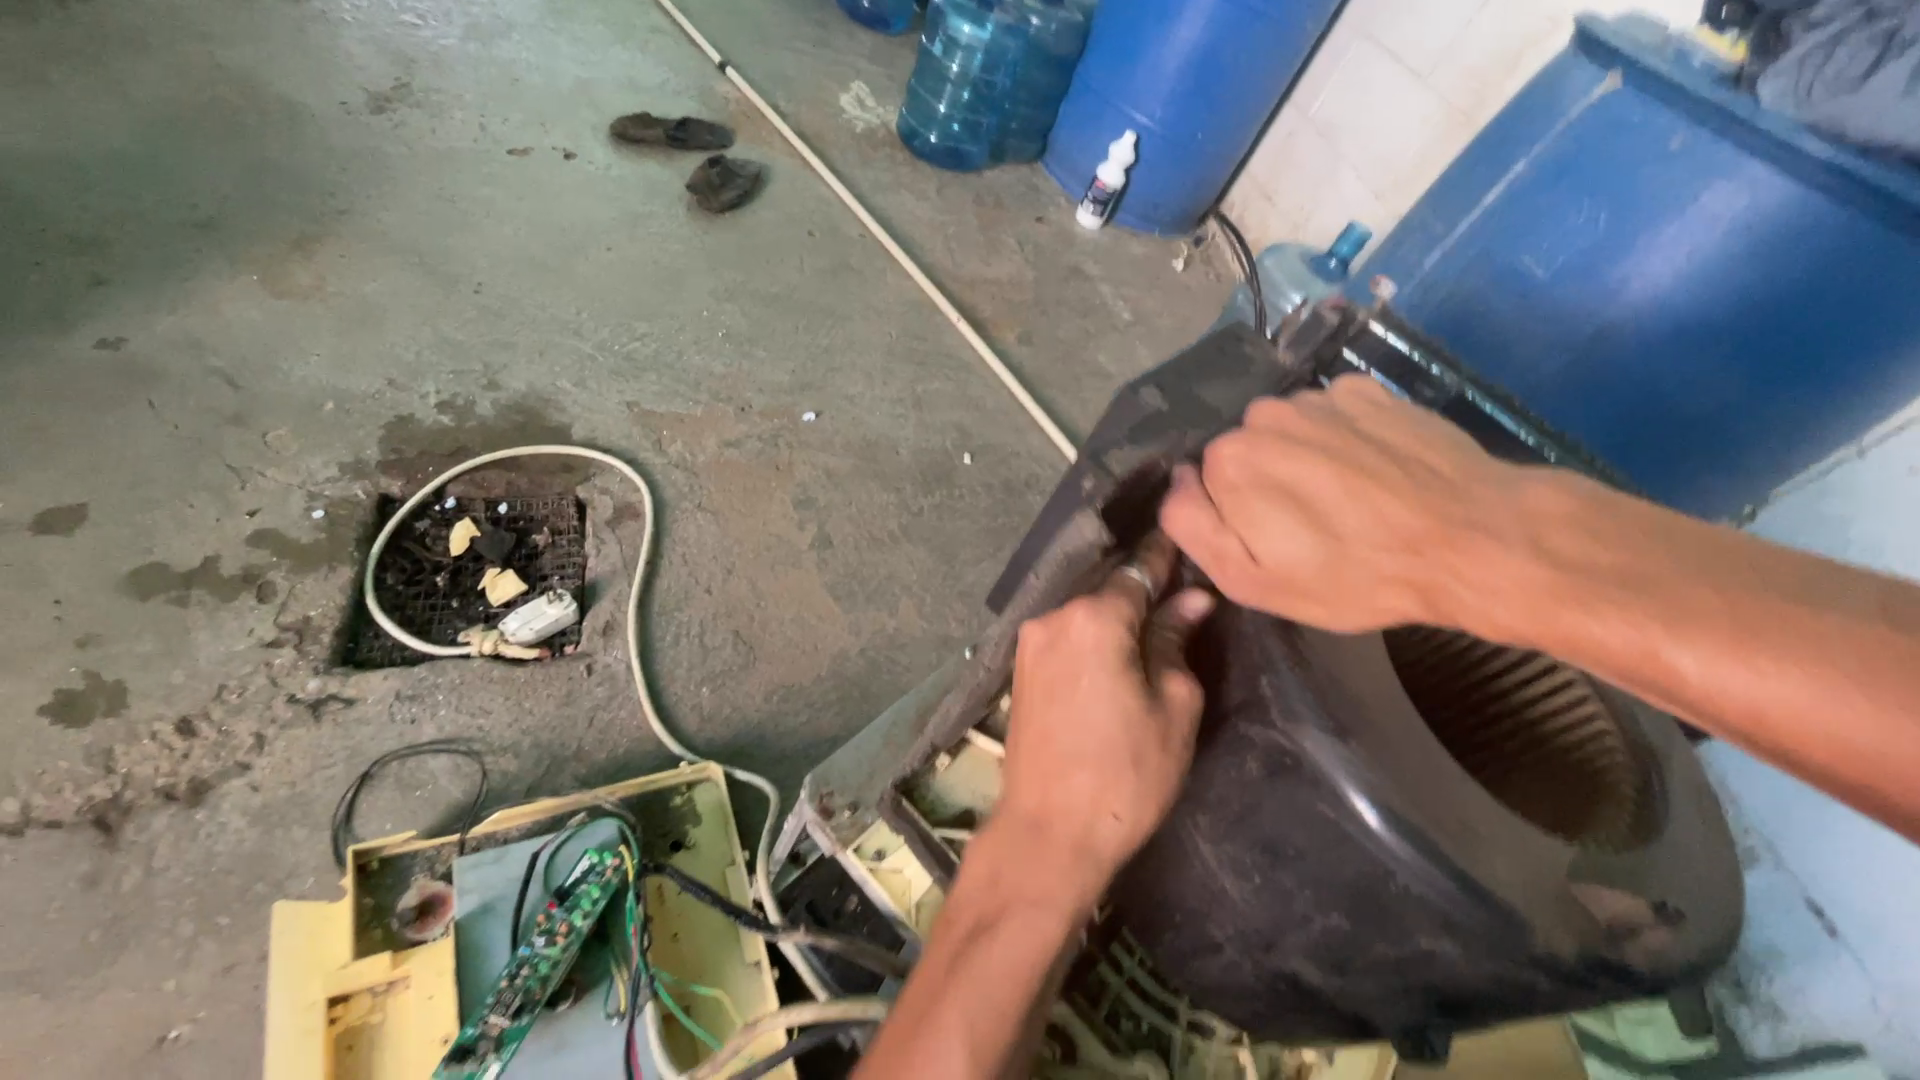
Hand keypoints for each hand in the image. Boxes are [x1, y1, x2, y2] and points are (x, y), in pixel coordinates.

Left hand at [997, 534, 1214, 906]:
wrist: (1049, 830)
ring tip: (1153, 620)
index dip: (1164, 556)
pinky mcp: (1020, 670)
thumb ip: (1175, 642)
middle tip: (1179, 587)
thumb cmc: (1125, 774)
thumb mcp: (1172, 707)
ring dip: (1115, 614)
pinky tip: (1115, 648)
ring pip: (1083, 613)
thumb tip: (1191, 601)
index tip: (1185, 537)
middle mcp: (1053, 618)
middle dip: (1141, 587)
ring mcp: (1029, 643)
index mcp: (1094, 618)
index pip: (1138, 570)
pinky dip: (1092, 635)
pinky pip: (1065, 636)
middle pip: (1106, 589)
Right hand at [1160, 374, 1525, 633]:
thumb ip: (1193, 527)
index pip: (1204, 482)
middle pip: (1245, 450)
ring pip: (1288, 429)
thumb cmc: (1353, 574)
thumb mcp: (1250, 580)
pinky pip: (1334, 412)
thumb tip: (1177, 482)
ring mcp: (1321, 397)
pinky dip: (1344, 437)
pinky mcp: (1370, 392)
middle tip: (1308, 525)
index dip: (1232, 515)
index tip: (1269, 541)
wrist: (1470, 540)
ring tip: (1347, 497)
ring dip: (1303, 457)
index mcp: (1230, 459)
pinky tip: (1374, 470)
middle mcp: (1265, 414)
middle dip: (1264, 482)